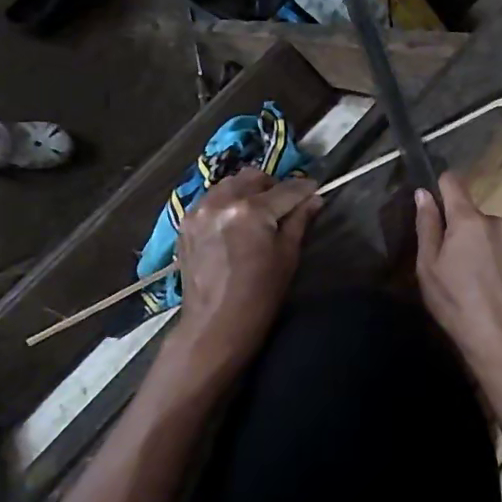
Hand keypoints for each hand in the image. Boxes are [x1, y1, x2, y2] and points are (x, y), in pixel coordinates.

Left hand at [175, 168, 320, 360]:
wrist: (216, 323)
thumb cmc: (261, 293)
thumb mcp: (288, 256)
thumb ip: (299, 221)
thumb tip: (313, 200)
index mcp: (251, 211)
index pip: (287, 189)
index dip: (306, 189)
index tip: (316, 191)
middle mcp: (221, 202)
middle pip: (253, 177)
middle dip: (273, 186)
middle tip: (285, 205)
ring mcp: (199, 211)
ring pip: (229, 184)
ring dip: (248, 192)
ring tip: (258, 212)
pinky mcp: (186, 223)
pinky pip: (211, 200)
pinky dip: (227, 203)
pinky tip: (236, 223)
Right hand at [414, 172, 501, 371]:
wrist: (497, 334)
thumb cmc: (454, 300)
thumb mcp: (429, 265)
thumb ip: (427, 225)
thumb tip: (423, 193)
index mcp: (469, 219)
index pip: (454, 182)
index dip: (440, 185)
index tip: (431, 199)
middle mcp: (496, 220)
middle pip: (470, 212)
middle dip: (457, 227)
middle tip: (447, 259)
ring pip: (486, 229)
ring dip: (476, 242)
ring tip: (468, 275)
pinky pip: (501, 244)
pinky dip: (491, 255)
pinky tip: (486, 281)